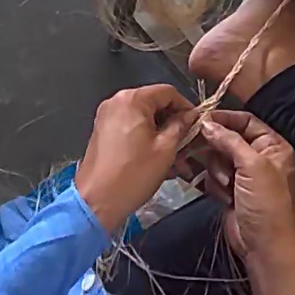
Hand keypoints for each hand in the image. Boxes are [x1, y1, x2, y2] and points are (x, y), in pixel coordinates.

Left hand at [75, 85, 194, 233]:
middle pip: (155, 104)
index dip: (186, 106)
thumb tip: (190, 116)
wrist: (96, 202)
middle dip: (174, 124)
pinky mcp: (103, 132)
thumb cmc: (133, 174)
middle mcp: (117, 102)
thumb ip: (181, 126)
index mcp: (132, 100)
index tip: (198, 124)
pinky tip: (160, 160)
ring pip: (144, 119)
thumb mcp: (166, 149)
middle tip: (190, 144)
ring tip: (178, 160)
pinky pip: (132, 128)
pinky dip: (147, 140)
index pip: (168, 92)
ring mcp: (107, 117)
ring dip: (163, 135)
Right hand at [194, 111, 294, 294]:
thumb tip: (207, 123)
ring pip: (216, 158)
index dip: (225, 119)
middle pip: (227, 139)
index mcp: (273, 146)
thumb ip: (229, 141)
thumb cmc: (266, 203)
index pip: (246, 121)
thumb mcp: (252, 166)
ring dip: (217, 171)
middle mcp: (258, 157)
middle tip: (208, 155)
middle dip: (218, 150)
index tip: (202, 119)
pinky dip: (213, 184)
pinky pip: (212, 177)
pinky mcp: (229, 191)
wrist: (265, 248)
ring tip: (227, 187)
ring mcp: (243, 175)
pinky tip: (222, 196)